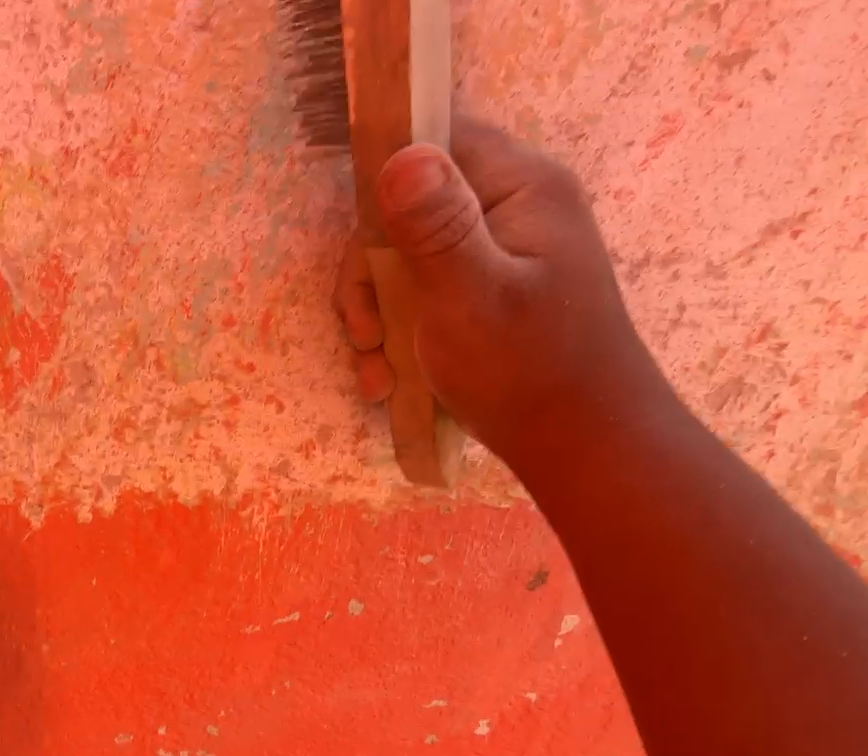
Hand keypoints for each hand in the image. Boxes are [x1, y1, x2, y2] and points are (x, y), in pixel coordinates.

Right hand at [334, 118, 675, 460]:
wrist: (573, 442)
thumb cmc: (526, 368)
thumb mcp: (470, 295)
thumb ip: (436, 227)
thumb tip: (399, 156)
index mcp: (520, 189)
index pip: (440, 137)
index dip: (386, 171)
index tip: (358, 234)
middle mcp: (505, 210)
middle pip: (401, 209)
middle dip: (367, 276)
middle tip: (364, 332)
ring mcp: (488, 254)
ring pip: (395, 260)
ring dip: (370, 317)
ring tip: (375, 368)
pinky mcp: (474, 292)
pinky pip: (409, 296)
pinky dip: (387, 337)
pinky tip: (386, 379)